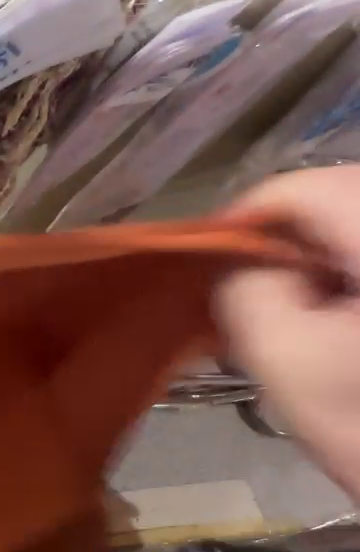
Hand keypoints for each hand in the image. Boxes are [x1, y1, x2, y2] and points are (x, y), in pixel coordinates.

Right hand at [219, 167, 359, 499]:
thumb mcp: (287, 362)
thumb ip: (246, 294)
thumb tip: (240, 263)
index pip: (300, 189)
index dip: (241, 225)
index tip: (207, 275)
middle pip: (343, 199)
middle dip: (287, 246)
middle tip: (256, 305)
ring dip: (327, 264)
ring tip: (310, 320)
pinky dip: (355, 279)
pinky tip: (351, 324)